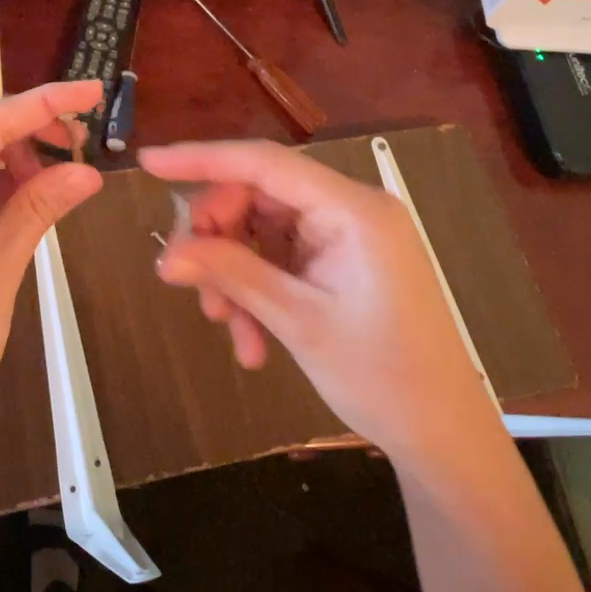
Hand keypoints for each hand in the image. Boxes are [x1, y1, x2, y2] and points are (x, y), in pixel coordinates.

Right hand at [140, 140, 492, 458]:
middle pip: (257, 198)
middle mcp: (350, 209)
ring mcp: (346, 235)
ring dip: (235, 276)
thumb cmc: (382, 376)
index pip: (263, 163)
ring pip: (262, 232)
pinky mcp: (341, 260)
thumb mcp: (298, 321)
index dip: (201, 159)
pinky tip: (251, 341)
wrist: (441, 433)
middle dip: (219, 240)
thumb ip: (231, 274)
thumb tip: (166, 254)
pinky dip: (257, 291)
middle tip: (190, 284)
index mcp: (352, 209)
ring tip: (228, 329)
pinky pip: (279, 258)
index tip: (149, 163)